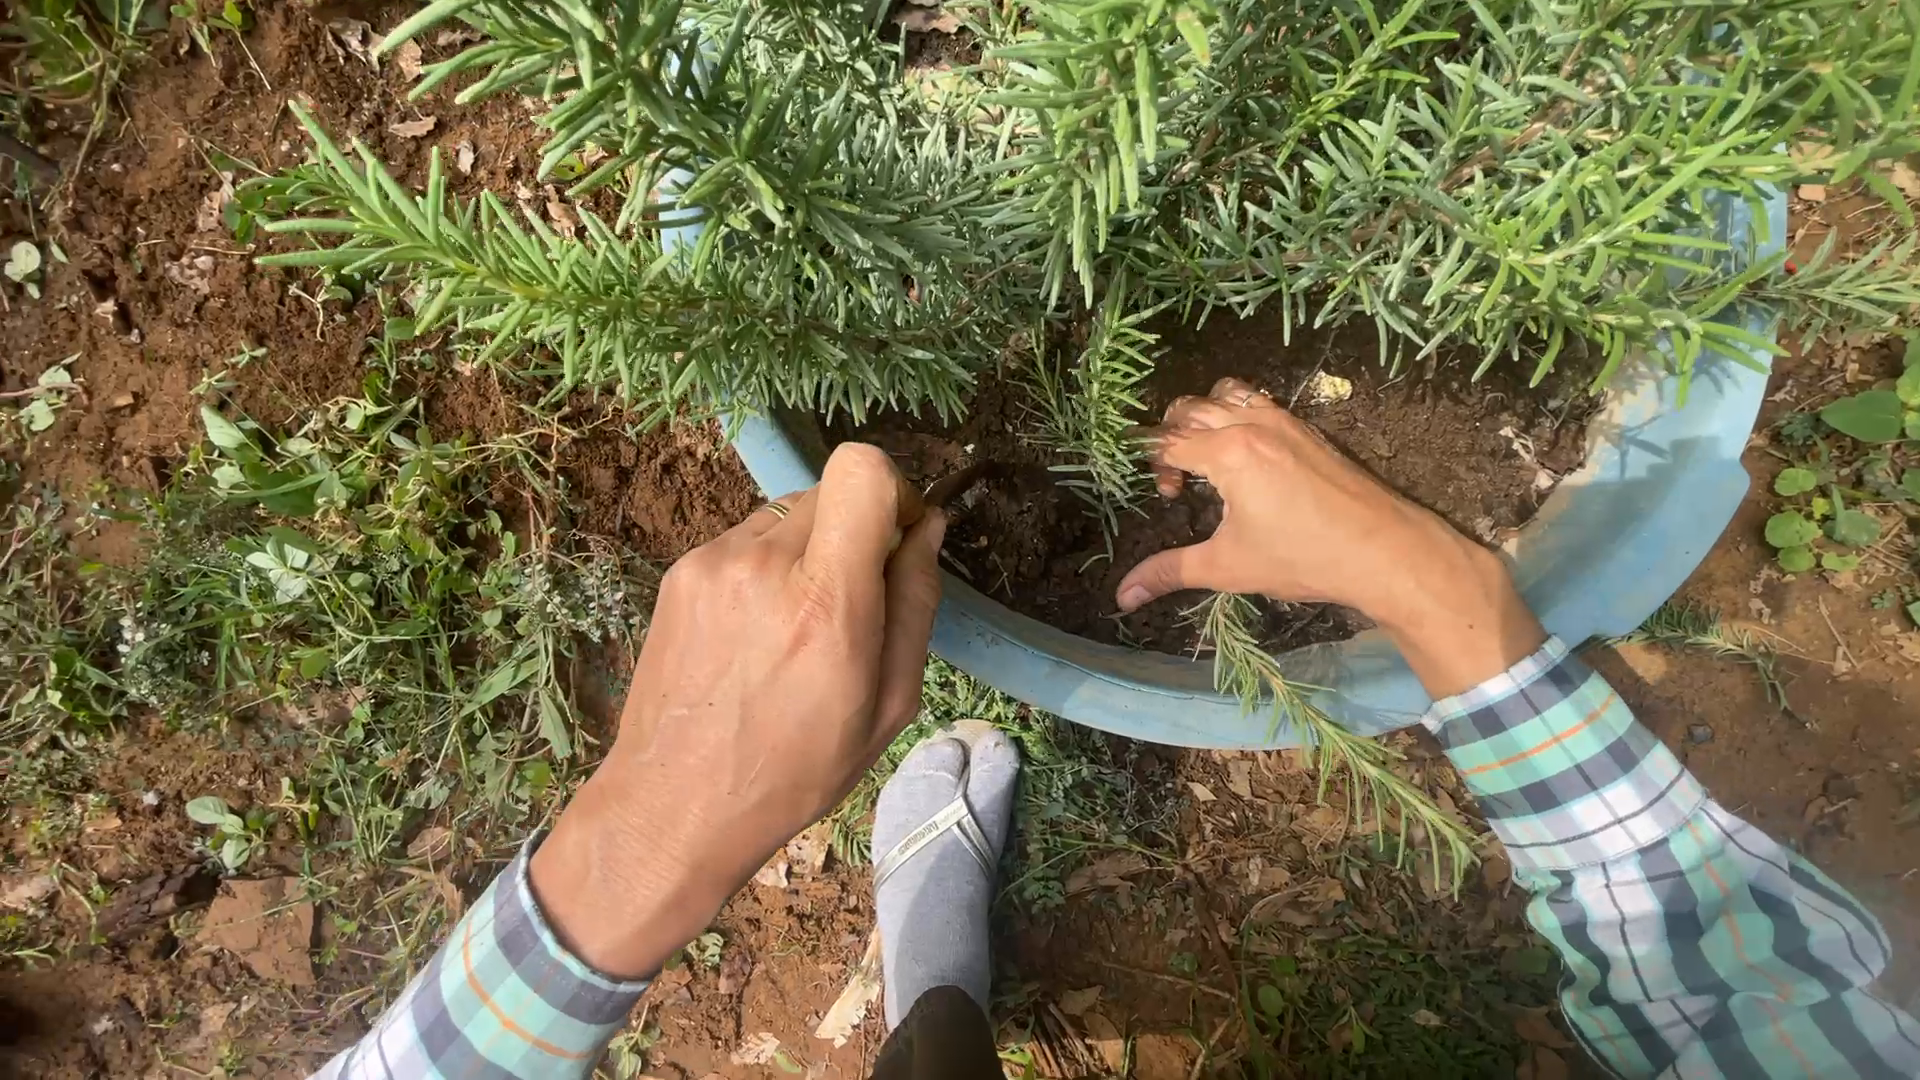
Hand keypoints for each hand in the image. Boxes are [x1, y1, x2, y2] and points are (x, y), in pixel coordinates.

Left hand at [529, 443, 945, 977]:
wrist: (674, 806)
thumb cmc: (799, 768)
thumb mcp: (890, 703)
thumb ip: (917, 601)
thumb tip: (927, 525)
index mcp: (826, 602)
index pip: (862, 472)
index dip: (893, 489)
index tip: (898, 537)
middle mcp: (763, 563)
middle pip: (831, 489)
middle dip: (856, 529)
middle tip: (851, 599)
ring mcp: (712, 562)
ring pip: (789, 512)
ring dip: (810, 548)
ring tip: (796, 622)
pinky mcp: (680, 570)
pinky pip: (748, 538)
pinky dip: (769, 564)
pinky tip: (758, 629)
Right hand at [1116, 377, 1543, 696]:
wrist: (1386, 552)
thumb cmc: (1302, 558)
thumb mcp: (1227, 567)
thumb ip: (1169, 572)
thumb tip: (1123, 597)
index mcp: (1228, 452)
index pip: (1167, 440)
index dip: (1155, 465)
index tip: (1169, 497)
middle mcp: (1252, 425)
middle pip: (1189, 408)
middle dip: (1170, 437)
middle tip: (1181, 482)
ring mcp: (1283, 422)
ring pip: (1226, 393)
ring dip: (1204, 416)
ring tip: (1207, 456)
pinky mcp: (1306, 430)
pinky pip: (1258, 402)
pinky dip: (1236, 414)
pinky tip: (1245, 456)